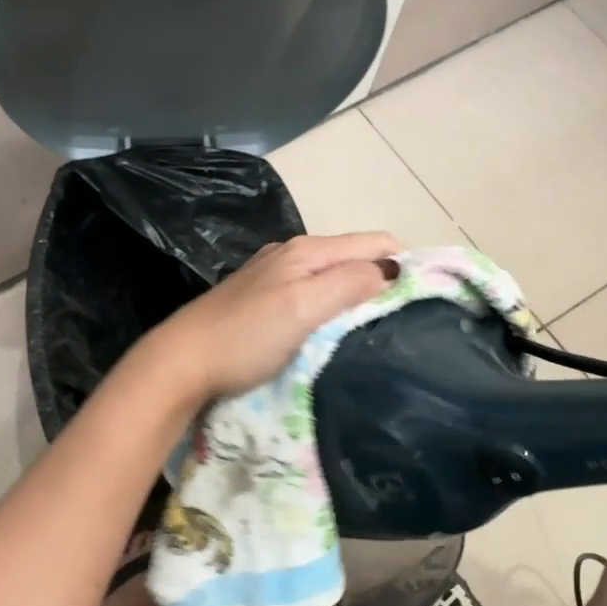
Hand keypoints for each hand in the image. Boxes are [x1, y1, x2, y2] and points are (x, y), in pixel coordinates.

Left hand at [146, 233, 401, 397]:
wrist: (181, 363)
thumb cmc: (245, 338)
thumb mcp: (302, 308)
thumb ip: (348, 283)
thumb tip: (393, 269)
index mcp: (307, 251)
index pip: (375, 243)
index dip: (405, 264)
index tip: (425, 301)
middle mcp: (292, 255)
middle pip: (355, 257)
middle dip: (384, 279)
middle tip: (404, 320)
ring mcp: (273, 278)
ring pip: (333, 276)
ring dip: (358, 294)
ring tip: (375, 328)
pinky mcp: (261, 302)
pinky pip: (312, 294)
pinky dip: (331, 306)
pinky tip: (332, 330)